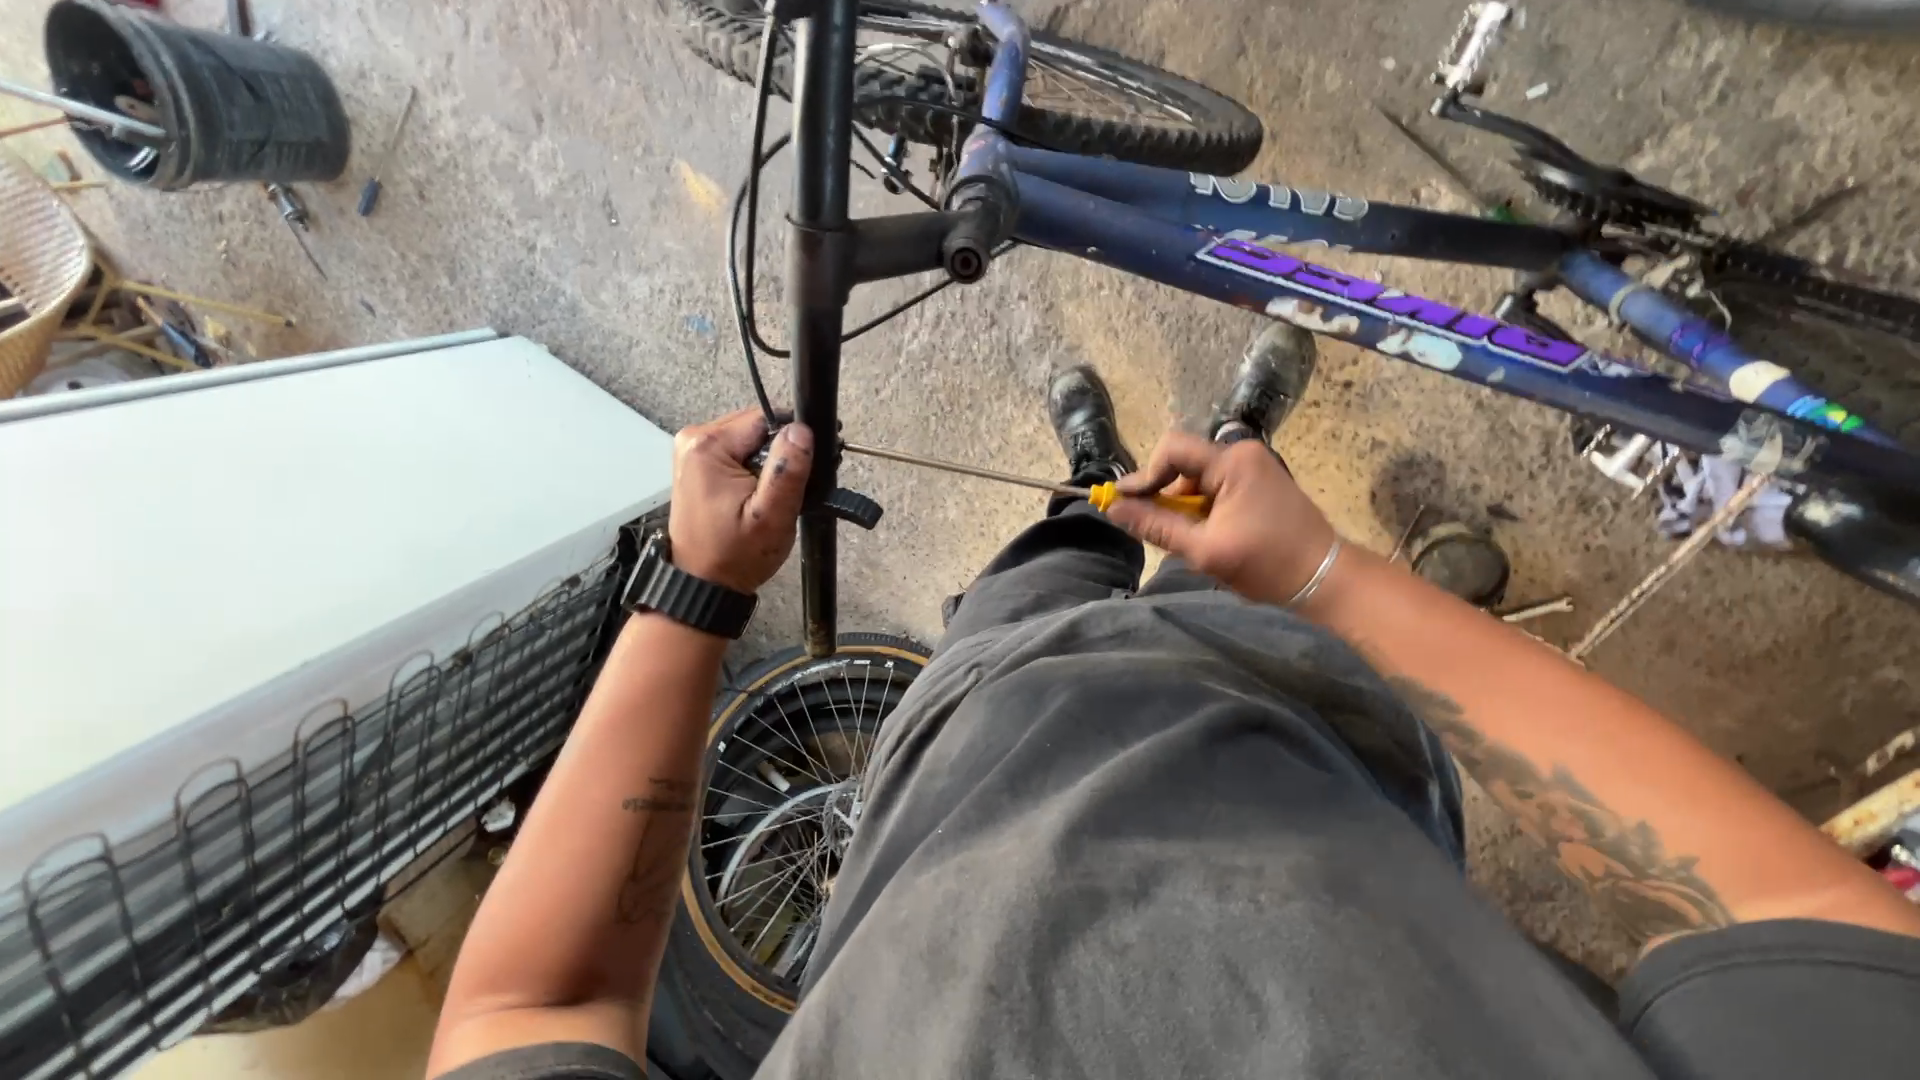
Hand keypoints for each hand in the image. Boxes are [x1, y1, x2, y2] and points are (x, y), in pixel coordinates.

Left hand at [668, 408, 813, 593]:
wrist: (703, 584)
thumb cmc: (734, 556)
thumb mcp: (772, 516)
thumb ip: (788, 471)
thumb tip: (802, 430)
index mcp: (708, 446)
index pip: (766, 419)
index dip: (792, 442)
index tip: (803, 471)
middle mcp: (694, 440)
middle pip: (757, 427)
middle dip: (779, 455)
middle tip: (786, 492)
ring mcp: (692, 452)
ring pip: (750, 440)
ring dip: (767, 464)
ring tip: (771, 498)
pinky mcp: (696, 465)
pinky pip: (737, 453)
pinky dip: (752, 470)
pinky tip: (756, 496)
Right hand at [1106, 432, 1337, 605]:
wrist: (1324, 577)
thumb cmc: (1266, 564)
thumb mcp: (1203, 550)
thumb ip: (1156, 526)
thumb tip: (1113, 509)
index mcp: (1232, 462)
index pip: (1171, 450)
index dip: (1144, 476)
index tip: (1126, 505)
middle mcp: (1243, 453)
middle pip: (1183, 463)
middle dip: (1166, 495)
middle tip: (1160, 528)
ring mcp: (1254, 466)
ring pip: (1197, 477)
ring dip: (1184, 505)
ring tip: (1191, 539)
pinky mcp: (1259, 481)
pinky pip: (1216, 486)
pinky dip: (1203, 508)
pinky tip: (1209, 535)